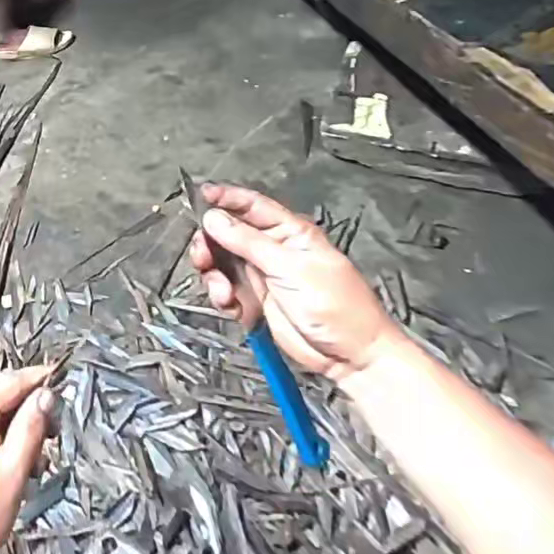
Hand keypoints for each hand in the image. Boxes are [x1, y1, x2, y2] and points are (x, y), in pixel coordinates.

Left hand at [0, 366, 53, 553]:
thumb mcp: (13, 469)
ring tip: (37, 457)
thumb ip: (31, 427)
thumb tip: (46, 396)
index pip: (13, 379)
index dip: (41, 379)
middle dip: (34, 409)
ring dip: (25, 428)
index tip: (63, 377)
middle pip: (8, 392)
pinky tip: (23, 463)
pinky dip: (13, 439)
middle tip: (54, 429)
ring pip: (4, 410)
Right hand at [188, 184, 404, 383]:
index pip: (252, 206)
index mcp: (289, 233)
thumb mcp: (290, 267)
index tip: (202, 195)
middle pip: (228, 234)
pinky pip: (226, 290)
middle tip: (203, 254)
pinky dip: (222, 297)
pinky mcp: (255, 301)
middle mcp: (272, 250)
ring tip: (221, 290)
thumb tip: (214, 217)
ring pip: (222, 262)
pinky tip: (231, 304)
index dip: (226, 198)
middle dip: (211, 242)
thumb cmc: (337, 306)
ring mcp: (262, 275)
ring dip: (214, 274)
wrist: (350, 358)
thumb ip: (248, 241)